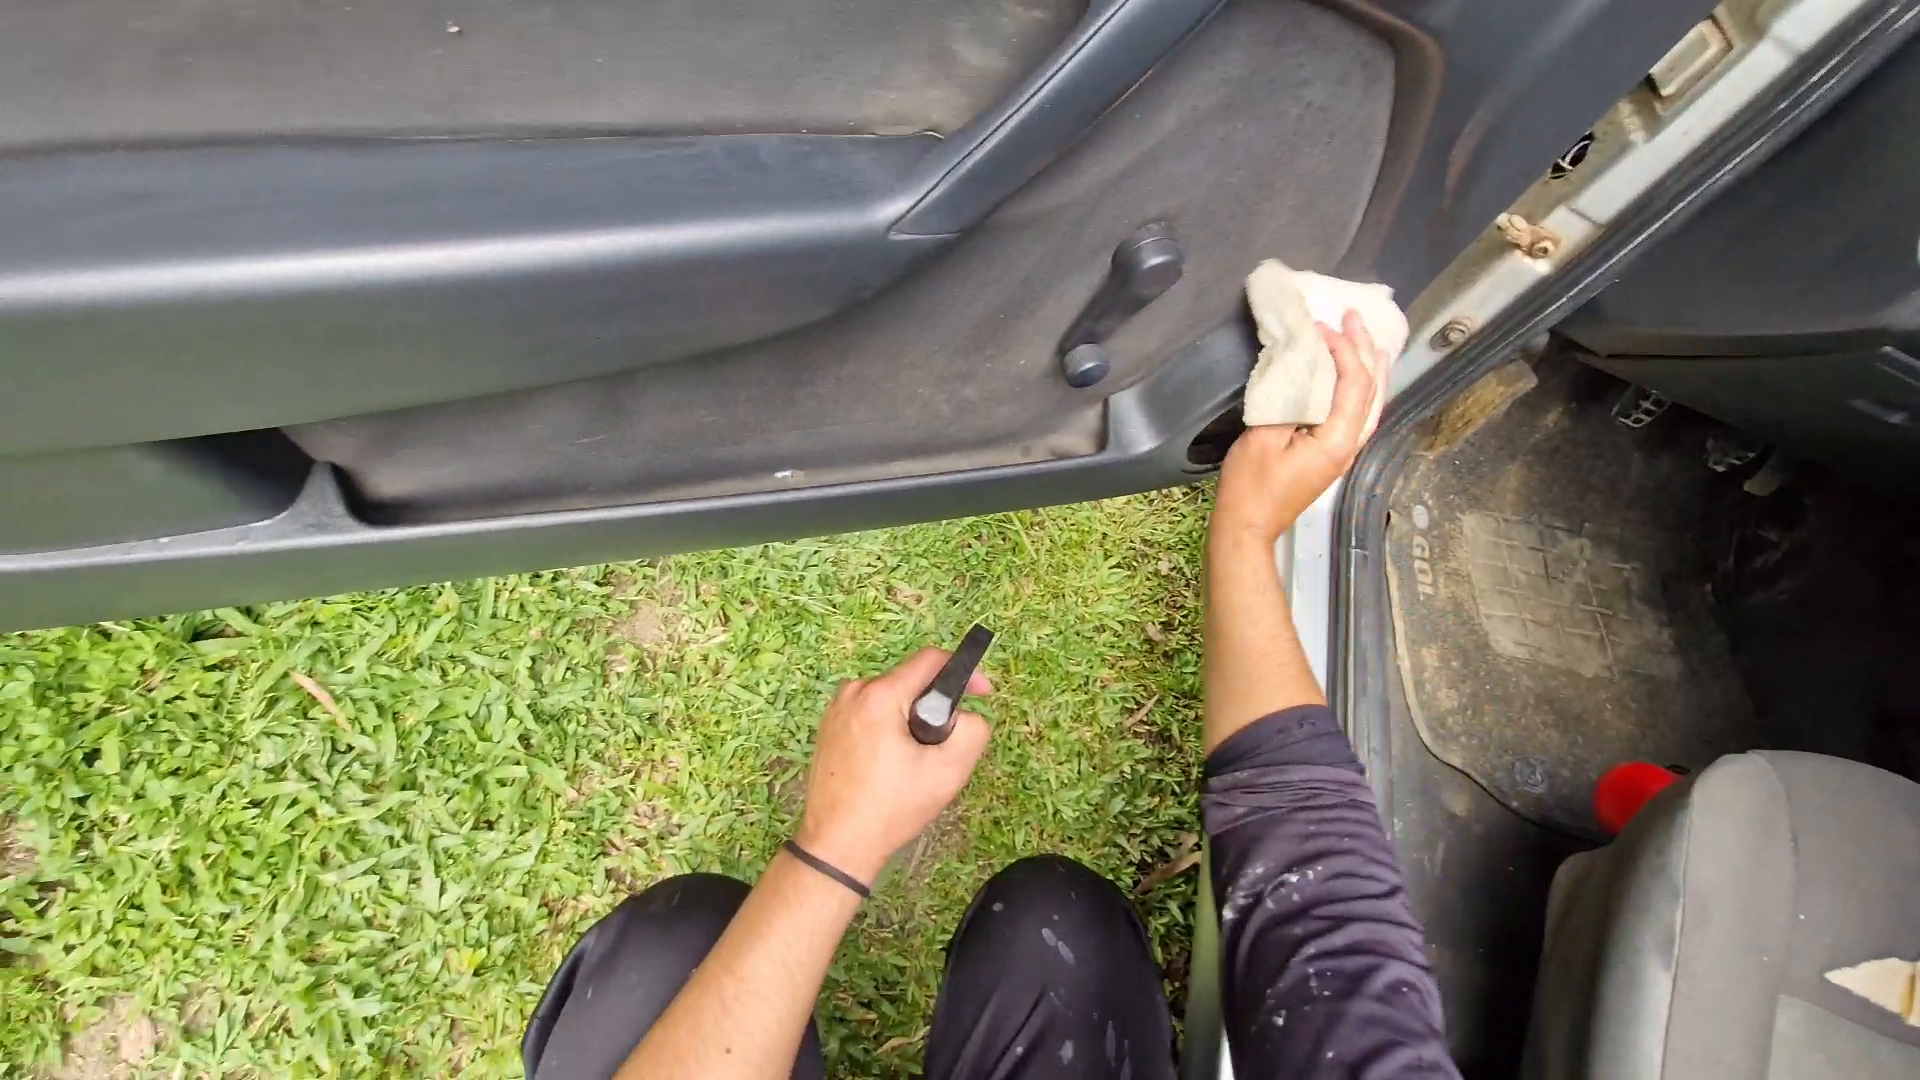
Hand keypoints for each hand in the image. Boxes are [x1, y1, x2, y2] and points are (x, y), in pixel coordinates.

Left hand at [793, 648, 993, 884]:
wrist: (838, 845)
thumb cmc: (893, 808)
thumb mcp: (948, 771)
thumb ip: (973, 729)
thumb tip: (968, 714)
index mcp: (880, 695)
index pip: (931, 660)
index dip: (964, 671)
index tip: (983, 694)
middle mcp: (854, 692)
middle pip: (911, 681)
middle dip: (936, 705)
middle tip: (945, 743)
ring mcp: (837, 709)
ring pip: (893, 698)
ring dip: (912, 718)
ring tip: (917, 759)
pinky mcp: (829, 726)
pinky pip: (873, 712)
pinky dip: (890, 727)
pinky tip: (892, 763)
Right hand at [1213, 310, 1392, 544]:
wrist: (1248, 527)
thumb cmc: (1249, 486)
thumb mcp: (1261, 439)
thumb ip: (1287, 402)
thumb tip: (1301, 372)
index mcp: (1336, 439)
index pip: (1354, 383)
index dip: (1342, 350)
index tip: (1322, 327)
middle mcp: (1350, 444)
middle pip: (1371, 390)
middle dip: (1365, 350)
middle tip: (1355, 318)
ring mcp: (1343, 453)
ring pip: (1370, 403)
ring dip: (1370, 369)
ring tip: (1368, 341)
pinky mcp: (1331, 456)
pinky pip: (1358, 414)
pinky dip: (1360, 390)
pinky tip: (1354, 380)